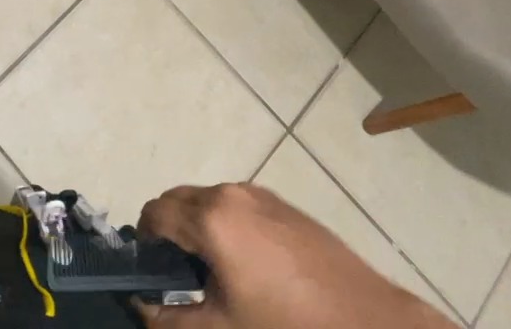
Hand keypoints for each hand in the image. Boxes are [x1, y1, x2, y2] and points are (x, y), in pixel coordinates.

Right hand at [137, 184, 455, 328]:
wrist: (369, 323)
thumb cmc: (288, 327)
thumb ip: (169, 319)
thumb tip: (141, 306)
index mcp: (211, 217)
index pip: (155, 212)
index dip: (144, 241)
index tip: (149, 272)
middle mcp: (232, 194)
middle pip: (180, 200)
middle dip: (170, 231)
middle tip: (177, 276)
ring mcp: (262, 196)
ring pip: (210, 202)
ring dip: (199, 228)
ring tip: (214, 275)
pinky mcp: (286, 206)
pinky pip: (239, 207)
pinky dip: (228, 226)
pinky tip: (248, 268)